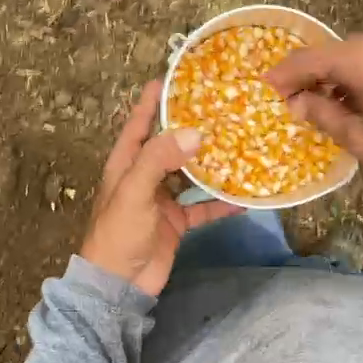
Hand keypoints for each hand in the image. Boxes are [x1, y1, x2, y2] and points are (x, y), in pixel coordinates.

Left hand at [79, 81, 241, 295]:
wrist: (119, 285)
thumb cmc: (119, 234)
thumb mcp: (134, 191)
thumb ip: (160, 160)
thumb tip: (194, 132)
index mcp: (126, 163)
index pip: (140, 122)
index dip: (154, 99)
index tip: (175, 77)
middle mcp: (144, 176)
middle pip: (169, 144)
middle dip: (191, 127)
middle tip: (221, 107)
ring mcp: (161, 199)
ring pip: (190, 173)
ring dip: (211, 162)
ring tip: (238, 143)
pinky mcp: (176, 221)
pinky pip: (202, 206)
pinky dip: (221, 202)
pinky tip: (243, 196)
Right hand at [264, 25, 362, 186]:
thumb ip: (325, 116)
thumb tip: (297, 103)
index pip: (310, 60)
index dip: (284, 76)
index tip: (264, 89)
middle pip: (334, 54)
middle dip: (311, 78)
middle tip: (293, 104)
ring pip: (356, 55)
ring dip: (337, 78)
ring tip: (324, 108)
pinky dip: (360, 75)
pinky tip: (356, 100)